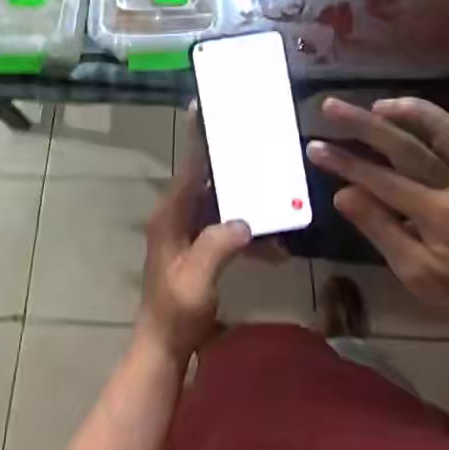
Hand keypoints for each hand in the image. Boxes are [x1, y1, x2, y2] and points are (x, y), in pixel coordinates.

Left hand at [139, 110, 253, 360]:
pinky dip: (249, 236)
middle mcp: (175, 216)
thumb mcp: (197, 280)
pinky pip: (226, 230)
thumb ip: (217, 247)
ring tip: (283, 210)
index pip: (187, 171)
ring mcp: (186, 231)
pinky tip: (276, 250)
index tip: (202, 108)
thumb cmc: (176, 310)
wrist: (165, 341)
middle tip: (261, 151)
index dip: (197, 140)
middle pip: (206, 182)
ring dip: (249, 210)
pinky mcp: (198, 246)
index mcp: (169, 216)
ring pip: (221, 206)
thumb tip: (244, 221)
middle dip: (234, 169)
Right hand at [305, 98, 448, 359]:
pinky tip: (400, 115)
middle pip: (409, 146)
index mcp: (440, 216)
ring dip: (410, 112)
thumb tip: (343, 193)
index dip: (347, 163)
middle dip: (367, 124)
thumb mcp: (411, 271)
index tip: (314, 149)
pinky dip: (427, 118)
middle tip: (331, 106)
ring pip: (445, 132)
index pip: (384, 181)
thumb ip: (378, 228)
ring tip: (375, 105)